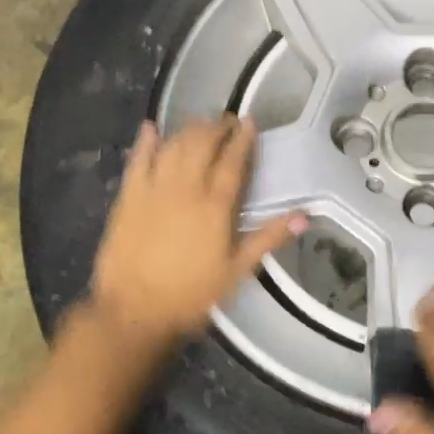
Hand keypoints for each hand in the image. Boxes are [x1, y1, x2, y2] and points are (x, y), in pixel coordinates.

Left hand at [88, 117, 304, 346]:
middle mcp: (185, 188)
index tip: (249, 122)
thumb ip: (268, 238)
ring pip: (173, 146)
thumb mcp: (236, 270)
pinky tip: (151, 127)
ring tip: (200, 124)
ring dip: (188, 130)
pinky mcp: (128, 197)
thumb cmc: (190, 294)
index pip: (232, 161)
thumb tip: (305, 216)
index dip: (242, 139)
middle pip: (202, 144)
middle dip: (216, 127)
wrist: (133, 311)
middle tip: (227, 122)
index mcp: (215, 205)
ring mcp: (153, 189)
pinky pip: (137, 160)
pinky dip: (145, 141)